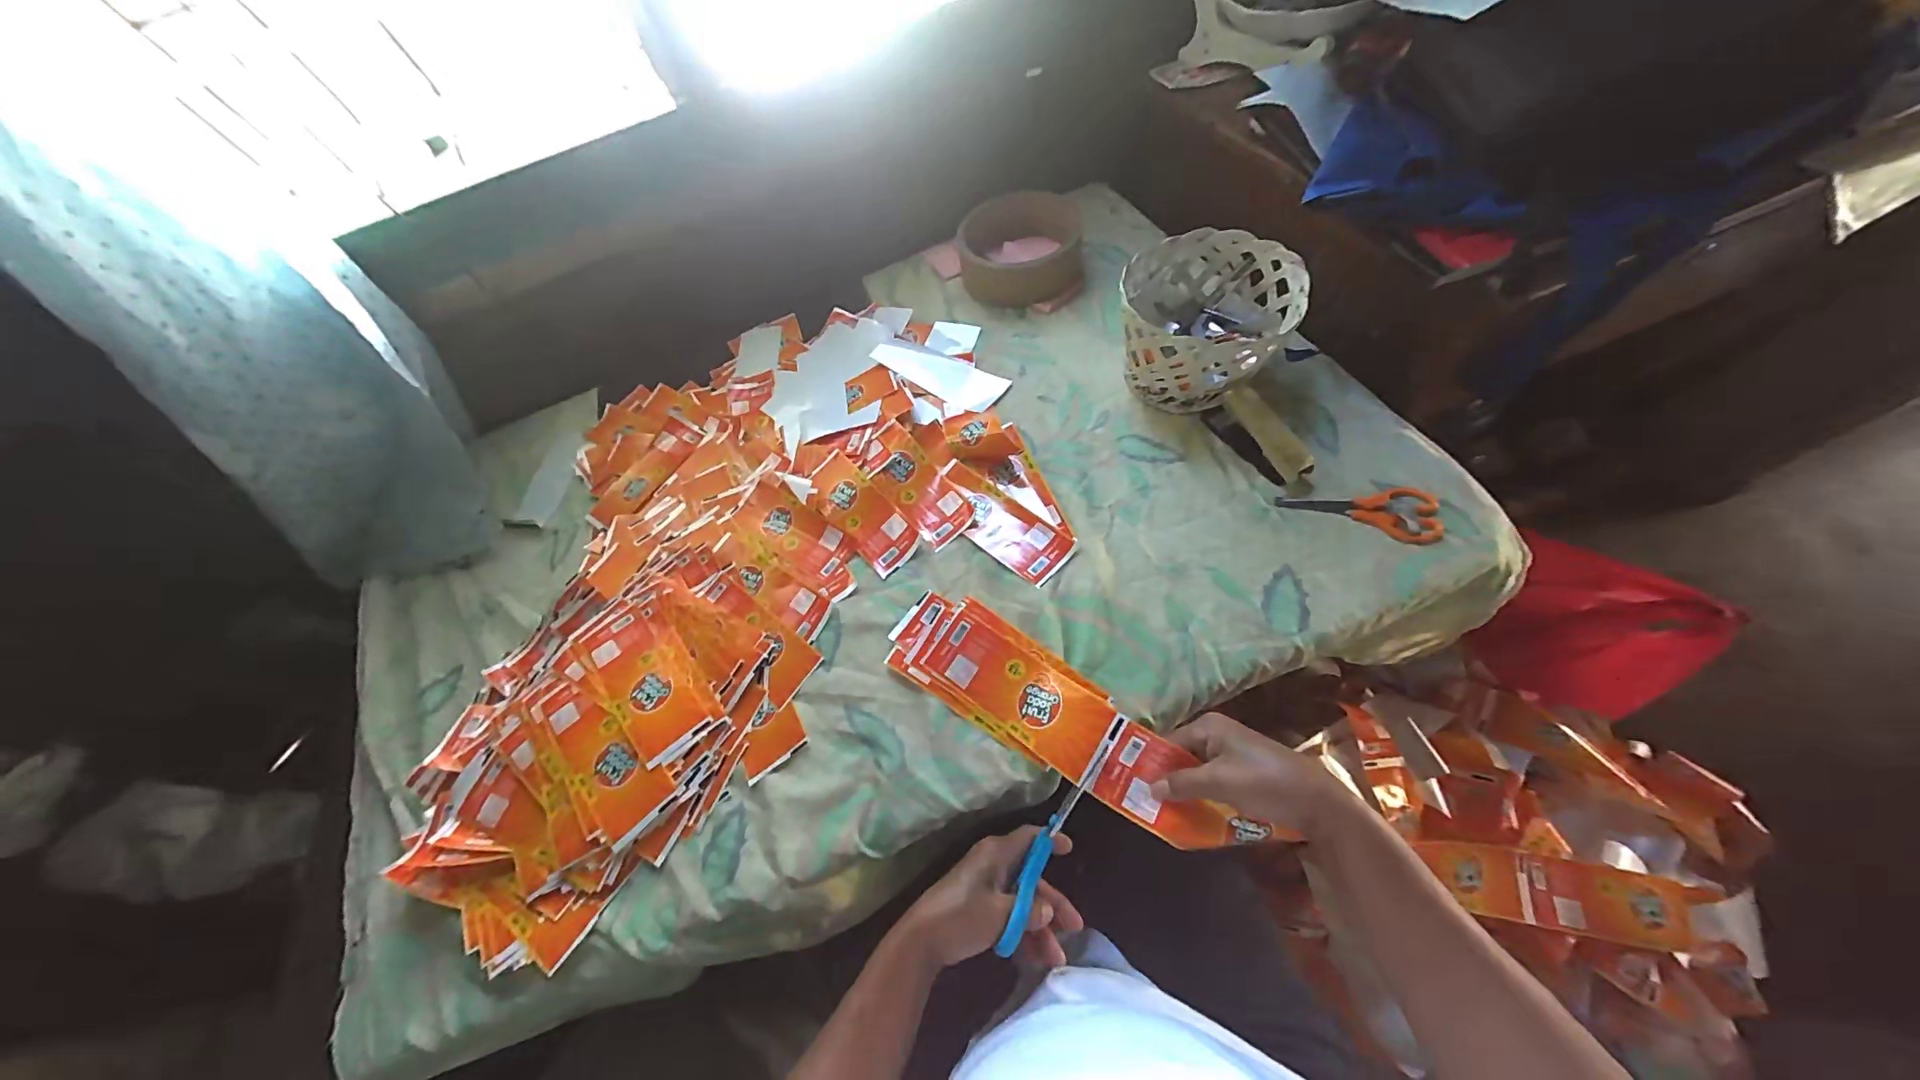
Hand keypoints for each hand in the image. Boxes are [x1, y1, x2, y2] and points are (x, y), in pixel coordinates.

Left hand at [895, 826, 1085, 969]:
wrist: (920, 940)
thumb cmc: (962, 917)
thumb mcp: (1002, 914)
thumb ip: (1030, 910)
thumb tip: (1048, 910)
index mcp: (996, 854)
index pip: (1029, 838)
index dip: (1050, 841)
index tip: (1069, 849)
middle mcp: (992, 865)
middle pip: (1031, 878)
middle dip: (1053, 905)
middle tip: (1074, 928)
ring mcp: (984, 887)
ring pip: (1022, 901)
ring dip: (1040, 928)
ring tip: (1054, 958)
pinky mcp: (976, 907)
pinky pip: (1008, 915)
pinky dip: (1022, 933)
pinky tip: (1034, 959)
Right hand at [1151, 711, 1354, 838]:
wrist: (1319, 802)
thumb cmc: (1266, 783)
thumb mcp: (1220, 783)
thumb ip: (1182, 783)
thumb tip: (1149, 787)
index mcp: (1209, 727)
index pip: (1169, 742)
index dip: (1153, 763)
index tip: (1135, 785)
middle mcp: (1217, 735)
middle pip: (1182, 757)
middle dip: (1167, 779)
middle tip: (1148, 802)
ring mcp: (1232, 754)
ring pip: (1196, 772)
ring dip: (1184, 790)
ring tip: (1166, 811)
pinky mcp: (1242, 773)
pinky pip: (1212, 782)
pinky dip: (1202, 796)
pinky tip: (1194, 813)